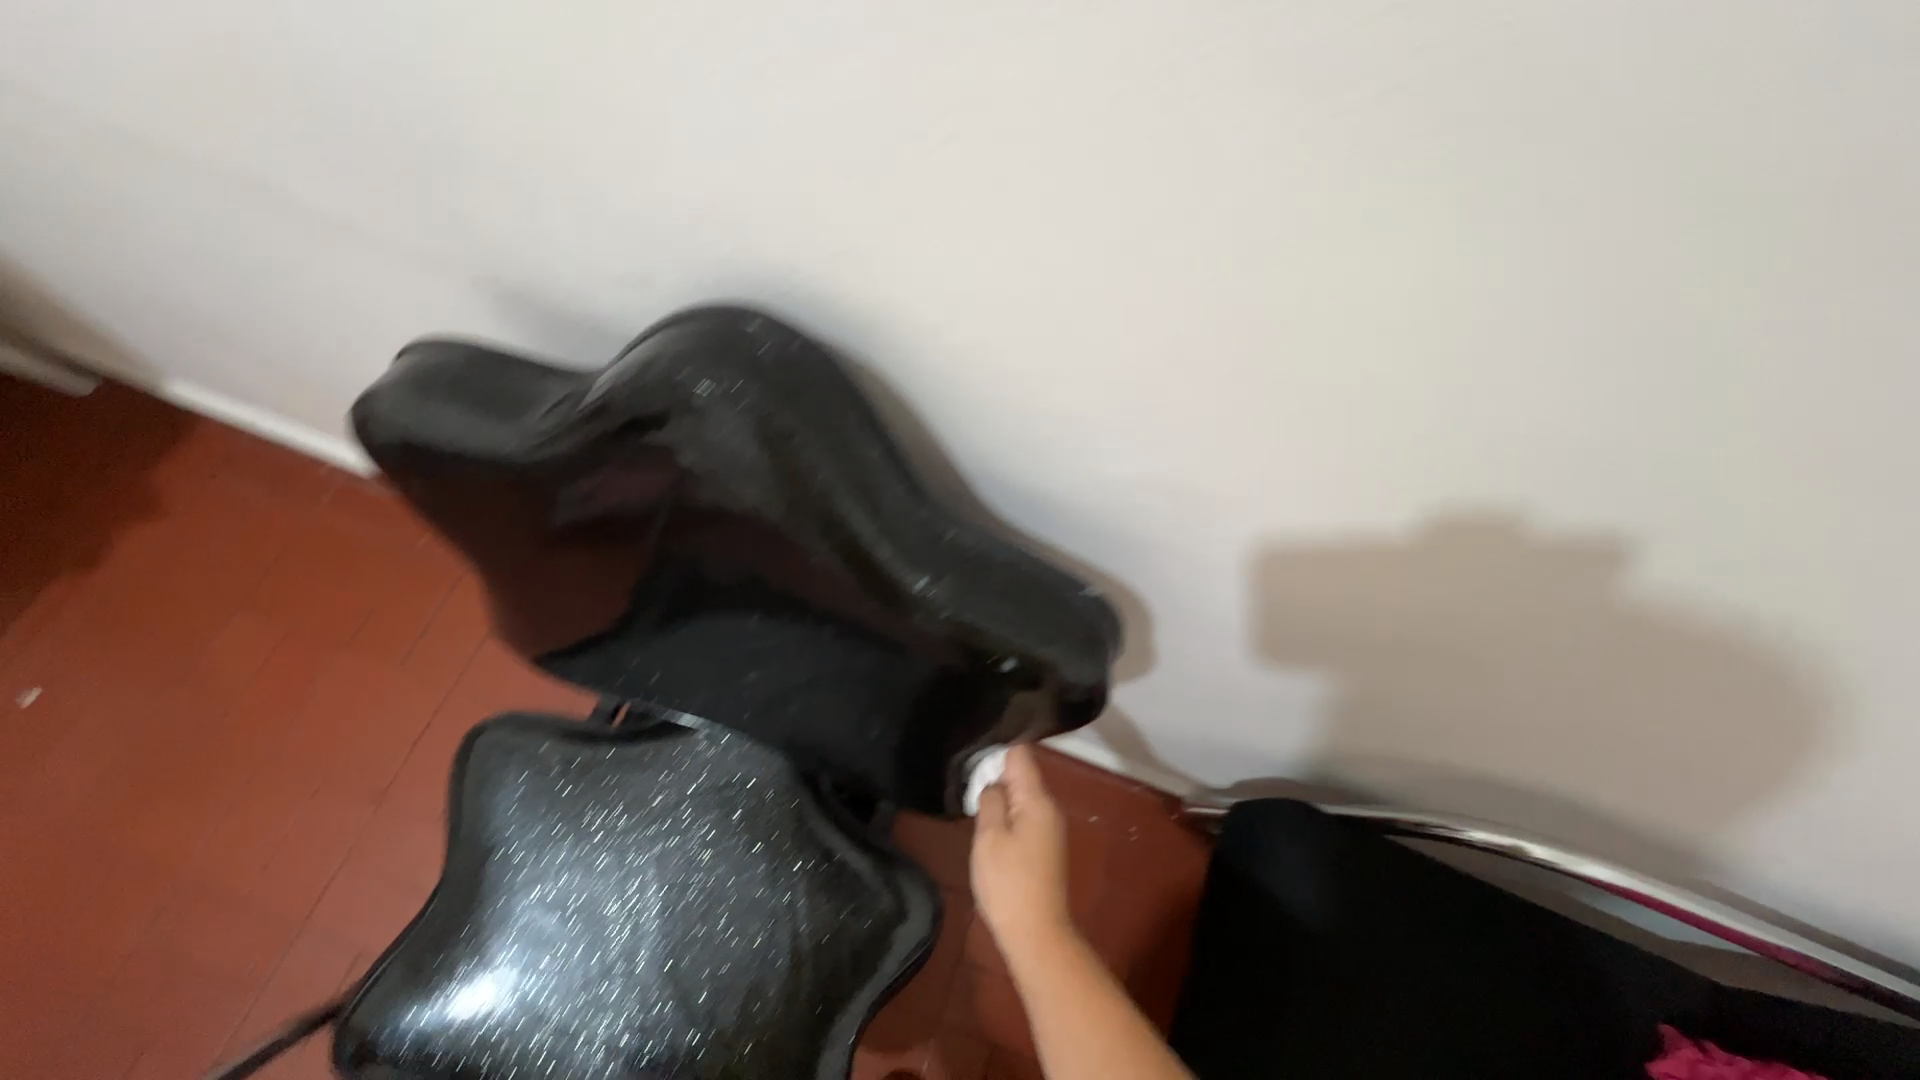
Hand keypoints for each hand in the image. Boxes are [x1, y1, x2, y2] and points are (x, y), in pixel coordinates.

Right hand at [970, 745, 1072, 953]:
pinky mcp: (1045, 846)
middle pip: (1022, 774)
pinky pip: (1025, 816)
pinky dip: (1008, 815)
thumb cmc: (1008, 883)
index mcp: (1037, 800)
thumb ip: (990, 801)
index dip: (997, 749)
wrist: (1036, 933)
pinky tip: (989, 826)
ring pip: (1022, 797)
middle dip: (996, 773)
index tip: (972, 751)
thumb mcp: (989, 837)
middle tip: (964, 777)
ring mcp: (1050, 828)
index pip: (1021, 755)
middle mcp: (1049, 808)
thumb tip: (993, 782)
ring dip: (1000, 797)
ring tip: (972, 798)